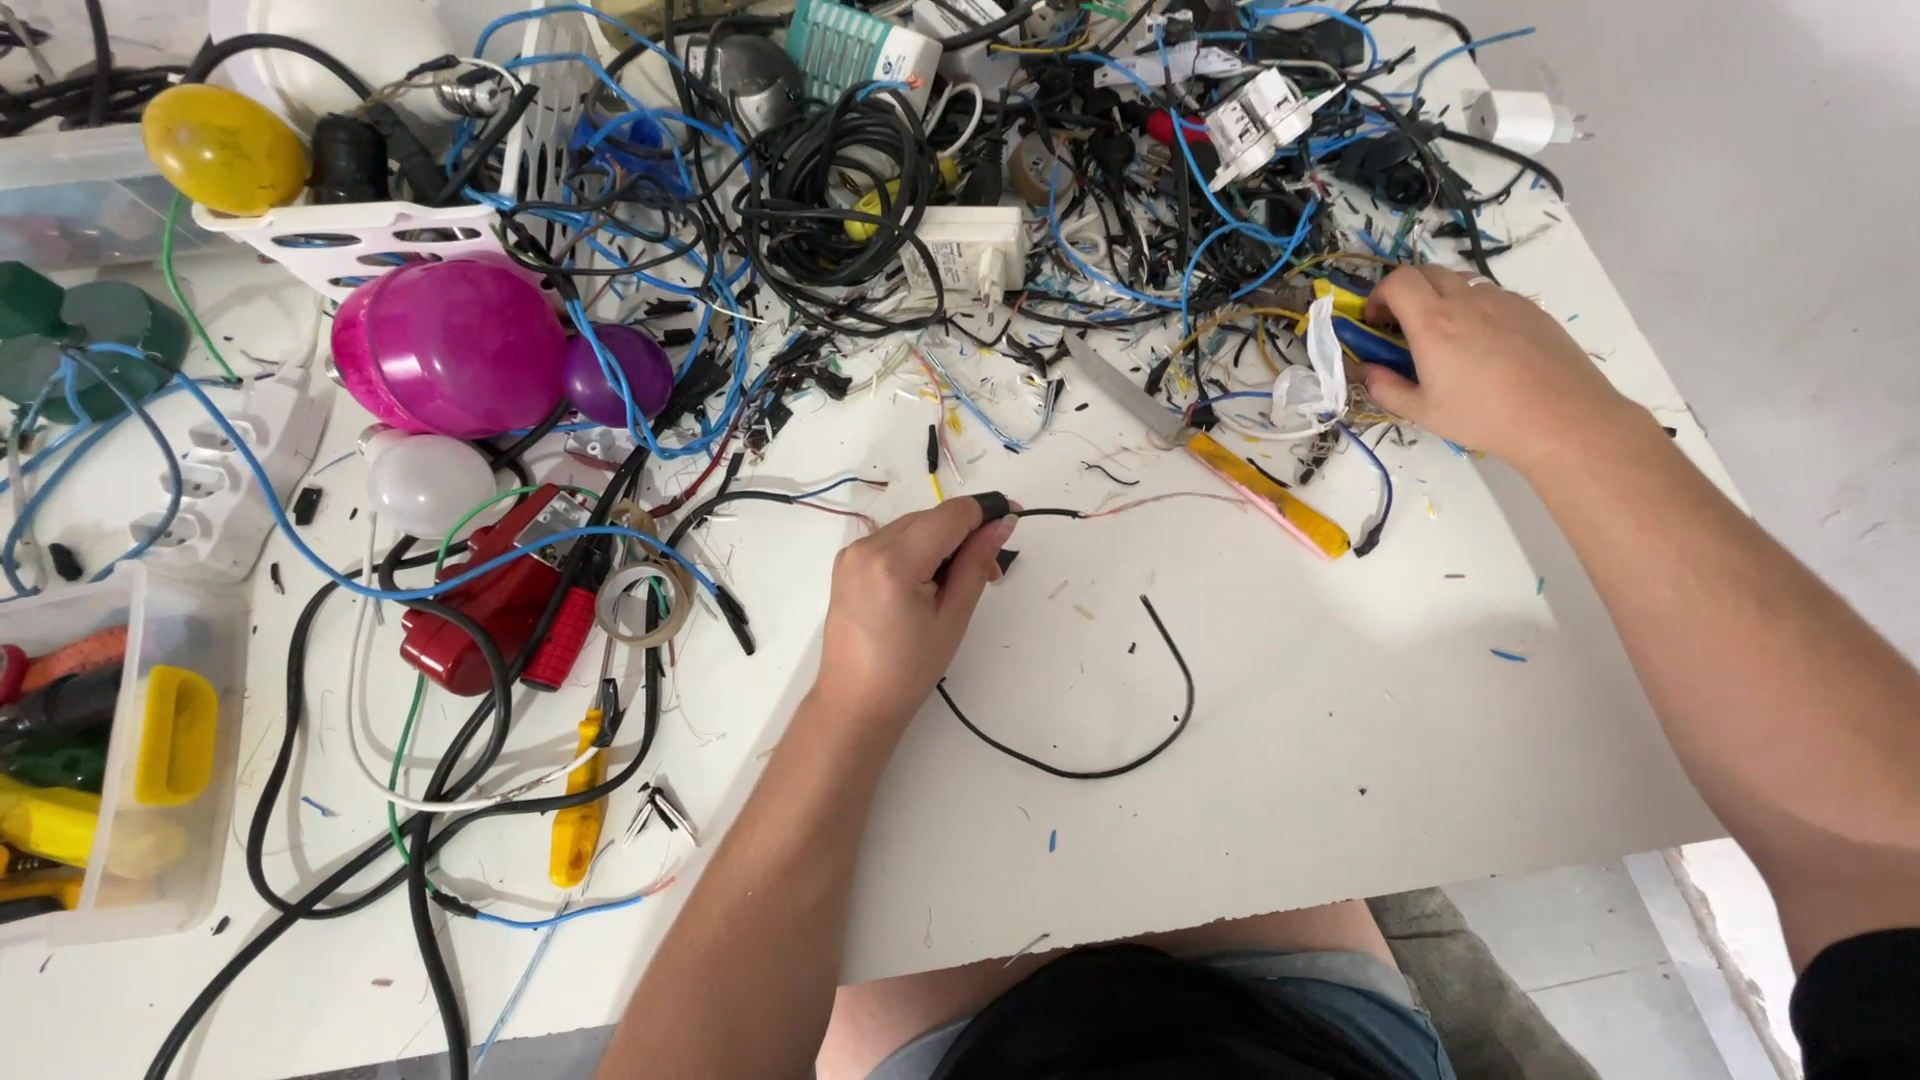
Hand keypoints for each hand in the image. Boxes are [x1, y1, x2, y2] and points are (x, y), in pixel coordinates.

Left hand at [811, 497, 1017, 734]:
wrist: (855, 701)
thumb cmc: (908, 670)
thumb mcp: (952, 617)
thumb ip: (976, 564)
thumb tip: (1001, 525)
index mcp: (894, 563)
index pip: (951, 515)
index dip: (986, 512)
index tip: (1012, 519)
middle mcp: (867, 547)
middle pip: (931, 517)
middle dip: (965, 534)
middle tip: (989, 572)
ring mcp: (852, 554)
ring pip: (912, 526)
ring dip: (941, 541)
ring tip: (955, 583)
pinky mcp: (846, 563)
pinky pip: (891, 540)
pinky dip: (915, 550)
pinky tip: (926, 581)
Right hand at [1360, 266, 1645, 470]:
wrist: (1560, 416)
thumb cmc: (1483, 416)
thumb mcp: (1422, 412)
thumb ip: (1385, 388)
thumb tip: (1367, 371)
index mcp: (1433, 323)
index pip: (1398, 281)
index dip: (1379, 295)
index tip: (1377, 321)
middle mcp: (1467, 301)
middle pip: (1427, 271)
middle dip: (1405, 291)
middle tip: (1402, 324)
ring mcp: (1503, 301)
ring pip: (1461, 280)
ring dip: (1440, 296)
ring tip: (1442, 333)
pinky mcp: (1530, 309)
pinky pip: (1491, 295)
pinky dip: (1473, 307)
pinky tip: (1481, 343)